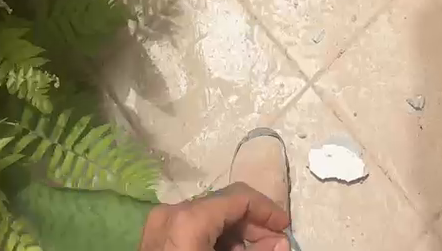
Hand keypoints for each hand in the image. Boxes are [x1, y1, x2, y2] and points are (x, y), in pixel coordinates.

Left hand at [136, 182, 291, 250]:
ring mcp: (160, 224)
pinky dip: (215, 240)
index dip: (268, 210)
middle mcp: (172, 211)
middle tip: (276, 246)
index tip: (286, 228)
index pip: (239, 197)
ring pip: (209, 217)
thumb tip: (281, 243)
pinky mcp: (155, 238)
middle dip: (253, 225)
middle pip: (224, 205)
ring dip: (236, 234)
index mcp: (190, 218)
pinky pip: (193, 228)